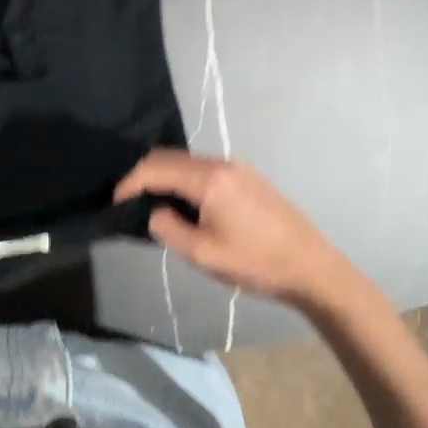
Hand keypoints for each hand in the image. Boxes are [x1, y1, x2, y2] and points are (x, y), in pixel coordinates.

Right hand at [114, 150, 361, 311]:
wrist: (314, 270)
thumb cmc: (256, 263)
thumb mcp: (202, 254)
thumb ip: (168, 228)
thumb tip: (155, 213)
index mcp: (209, 180)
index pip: (154, 169)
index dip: (128, 184)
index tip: (113, 202)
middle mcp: (221, 164)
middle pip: (168, 158)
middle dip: (142, 176)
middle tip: (126, 201)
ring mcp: (238, 169)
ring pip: (185, 162)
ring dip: (163, 176)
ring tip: (151, 203)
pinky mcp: (248, 178)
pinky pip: (203, 169)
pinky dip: (183, 179)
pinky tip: (182, 202)